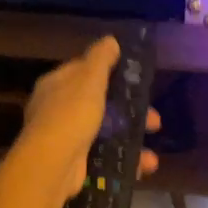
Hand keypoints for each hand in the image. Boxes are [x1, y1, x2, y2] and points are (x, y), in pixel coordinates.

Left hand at [20, 37, 160, 200]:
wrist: (53, 165)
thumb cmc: (71, 114)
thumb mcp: (89, 79)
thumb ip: (101, 58)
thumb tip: (111, 40)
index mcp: (57, 84)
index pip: (84, 71)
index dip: (110, 73)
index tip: (135, 80)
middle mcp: (58, 110)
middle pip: (100, 105)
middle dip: (131, 113)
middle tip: (154, 121)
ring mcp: (67, 138)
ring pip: (106, 134)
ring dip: (132, 142)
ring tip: (151, 155)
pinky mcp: (75, 163)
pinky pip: (106, 157)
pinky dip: (125, 161)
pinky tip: (143, 167)